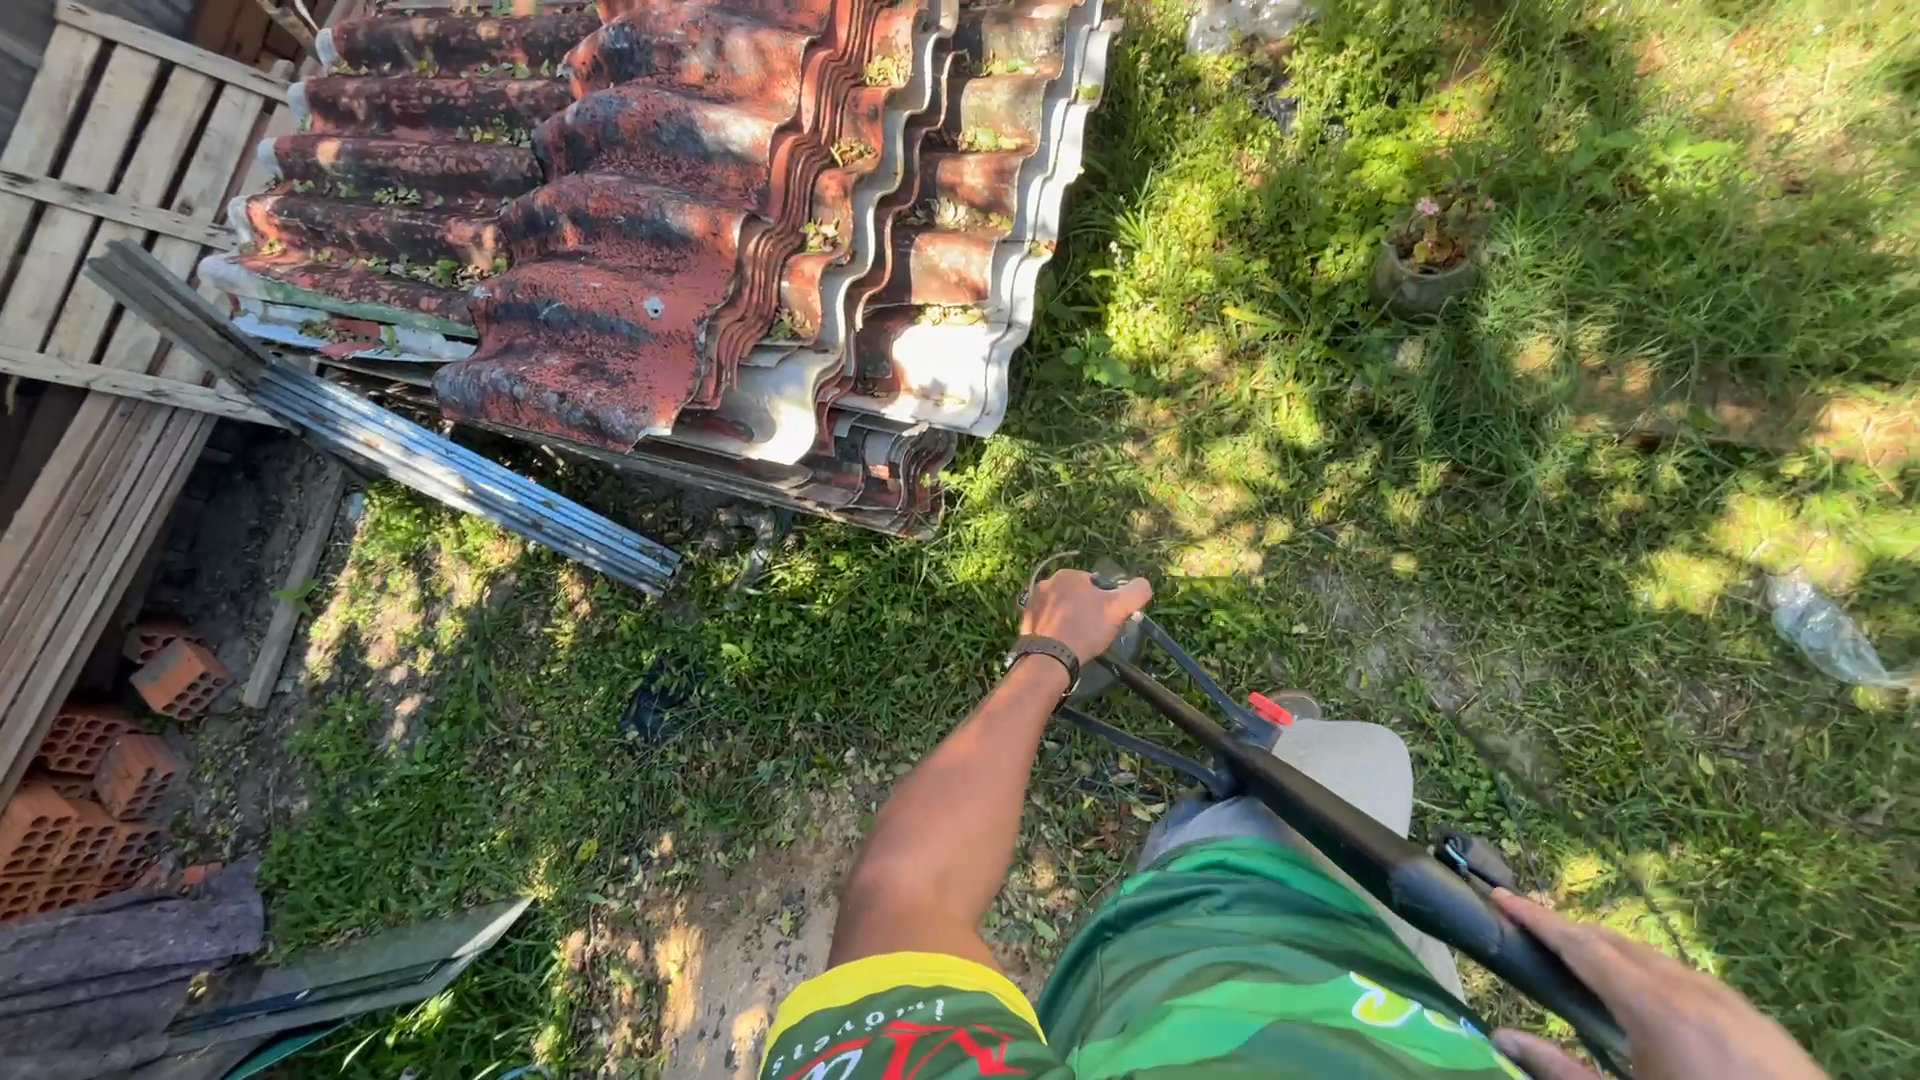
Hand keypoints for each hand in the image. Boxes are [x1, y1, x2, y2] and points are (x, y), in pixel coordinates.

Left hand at [1020, 570, 1152, 663]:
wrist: (1050, 657)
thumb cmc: (1086, 628)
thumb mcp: (1119, 607)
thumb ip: (1137, 591)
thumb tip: (1144, 584)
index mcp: (1068, 575)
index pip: (1094, 584)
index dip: (1105, 601)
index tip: (1107, 618)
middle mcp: (1046, 583)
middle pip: (1076, 595)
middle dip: (1085, 609)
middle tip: (1093, 630)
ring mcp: (1033, 601)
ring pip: (1060, 608)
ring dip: (1069, 619)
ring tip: (1078, 638)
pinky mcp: (1025, 620)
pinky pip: (1047, 621)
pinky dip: (1055, 629)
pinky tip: (1062, 642)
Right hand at [1489, 888, 1827, 1079]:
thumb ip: (1561, 1070)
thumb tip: (1499, 1036)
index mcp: (1652, 1009)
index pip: (1579, 945)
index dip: (1535, 917)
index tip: (1499, 895)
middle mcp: (1689, 991)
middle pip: (1614, 941)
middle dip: (1568, 927)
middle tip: (1528, 924)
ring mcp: (1730, 1003)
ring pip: (1653, 956)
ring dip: (1608, 947)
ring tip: (1579, 956)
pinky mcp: (1758, 1021)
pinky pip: (1688, 977)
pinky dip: (1648, 969)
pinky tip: (1645, 993)